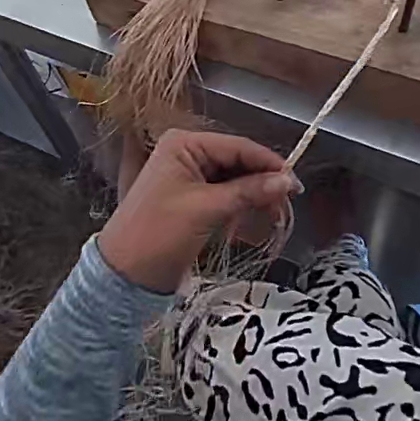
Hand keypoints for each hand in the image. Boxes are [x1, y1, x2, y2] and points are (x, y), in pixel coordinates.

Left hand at [98, 129, 300, 292]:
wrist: (123, 276)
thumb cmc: (159, 233)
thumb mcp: (207, 208)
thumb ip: (249, 191)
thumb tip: (288, 181)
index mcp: (183, 143)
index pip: (237, 146)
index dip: (269, 163)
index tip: (296, 183)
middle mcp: (186, 152)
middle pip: (237, 161)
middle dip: (262, 182)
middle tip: (288, 204)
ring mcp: (188, 175)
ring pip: (234, 179)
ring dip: (254, 196)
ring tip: (274, 215)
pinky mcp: (191, 198)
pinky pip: (224, 194)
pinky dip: (240, 206)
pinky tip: (253, 220)